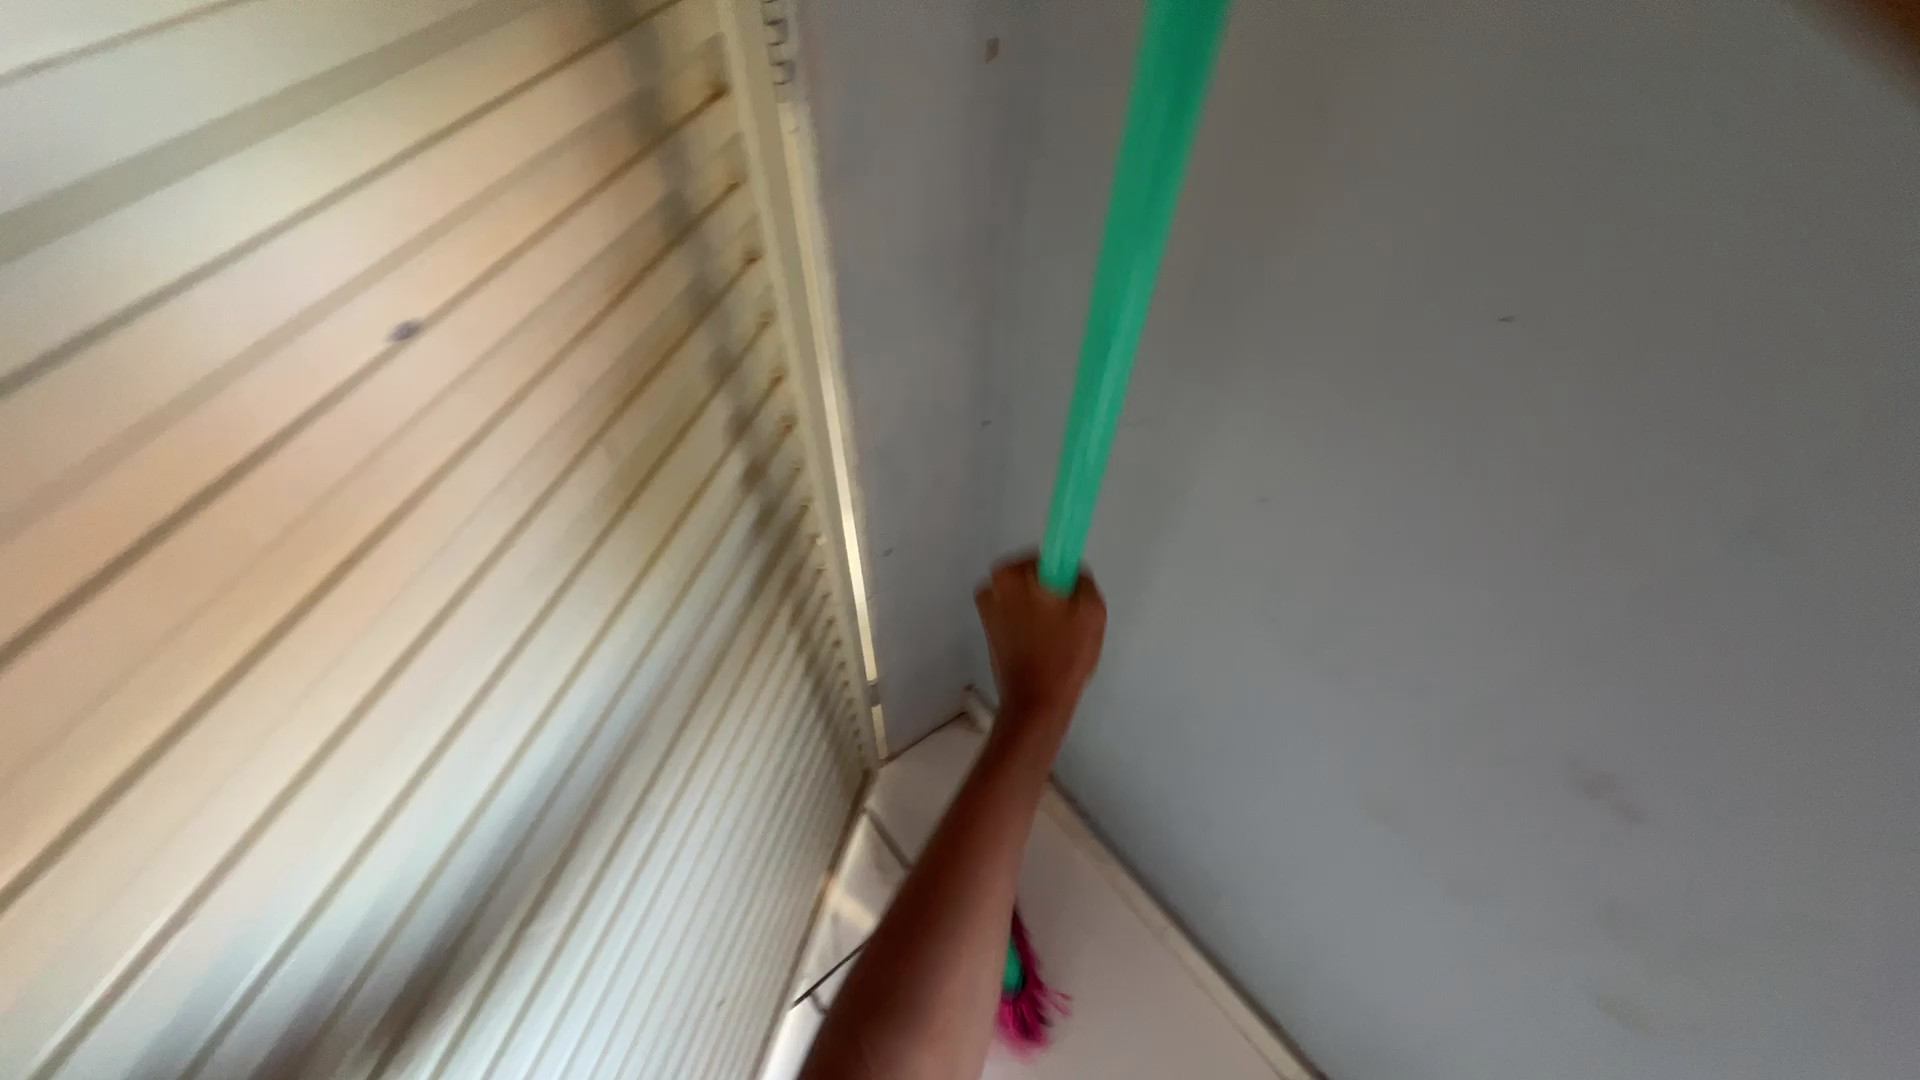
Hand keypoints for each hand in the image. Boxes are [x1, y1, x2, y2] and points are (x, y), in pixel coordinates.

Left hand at [974, 555, 1105, 718]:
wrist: (1036, 703)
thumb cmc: (1064, 654)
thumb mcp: (1091, 609)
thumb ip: (1081, 578)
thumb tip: (1070, 574)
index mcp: (1010, 574)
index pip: (1045, 556)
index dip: (1063, 574)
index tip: (1072, 596)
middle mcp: (991, 587)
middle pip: (1034, 577)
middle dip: (1053, 593)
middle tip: (1071, 620)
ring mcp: (987, 611)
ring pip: (1027, 598)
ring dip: (1043, 611)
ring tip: (1061, 637)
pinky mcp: (990, 632)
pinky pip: (1019, 616)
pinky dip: (1033, 626)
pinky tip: (1048, 646)